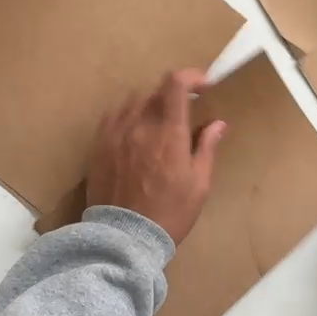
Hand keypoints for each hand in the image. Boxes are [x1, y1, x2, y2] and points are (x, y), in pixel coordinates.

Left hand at [85, 69, 225, 244]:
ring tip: (157, 124)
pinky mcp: (98, 147)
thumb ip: (206, 149)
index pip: (175, 84)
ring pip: (132, 102)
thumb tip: (217, 124)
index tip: (203, 85)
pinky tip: (134, 133)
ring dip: (149, 106)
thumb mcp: (198, 185)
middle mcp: (139, 126)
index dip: (191, 76)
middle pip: (155, 92)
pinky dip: (127, 118)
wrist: (126, 238)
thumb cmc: (170, 214)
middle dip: (172, 97)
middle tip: (183, 114)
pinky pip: (112, 118)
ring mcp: (115, 135)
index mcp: (168, 133)